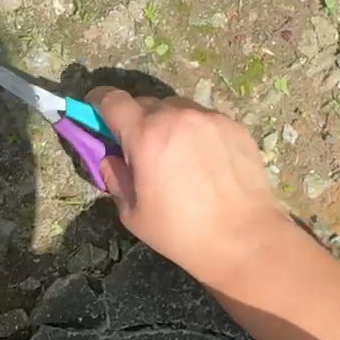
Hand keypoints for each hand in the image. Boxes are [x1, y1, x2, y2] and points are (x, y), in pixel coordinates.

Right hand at [88, 88, 295, 289]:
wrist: (243, 238)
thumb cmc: (181, 233)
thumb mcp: (133, 214)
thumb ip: (115, 178)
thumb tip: (110, 158)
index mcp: (145, 136)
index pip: (111, 100)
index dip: (98, 105)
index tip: (96, 115)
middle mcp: (177, 116)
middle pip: (145, 104)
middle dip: (136, 122)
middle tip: (141, 151)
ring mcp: (209, 118)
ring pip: (177, 109)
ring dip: (168, 125)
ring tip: (177, 159)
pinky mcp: (234, 126)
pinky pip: (204, 120)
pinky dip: (196, 133)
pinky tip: (205, 164)